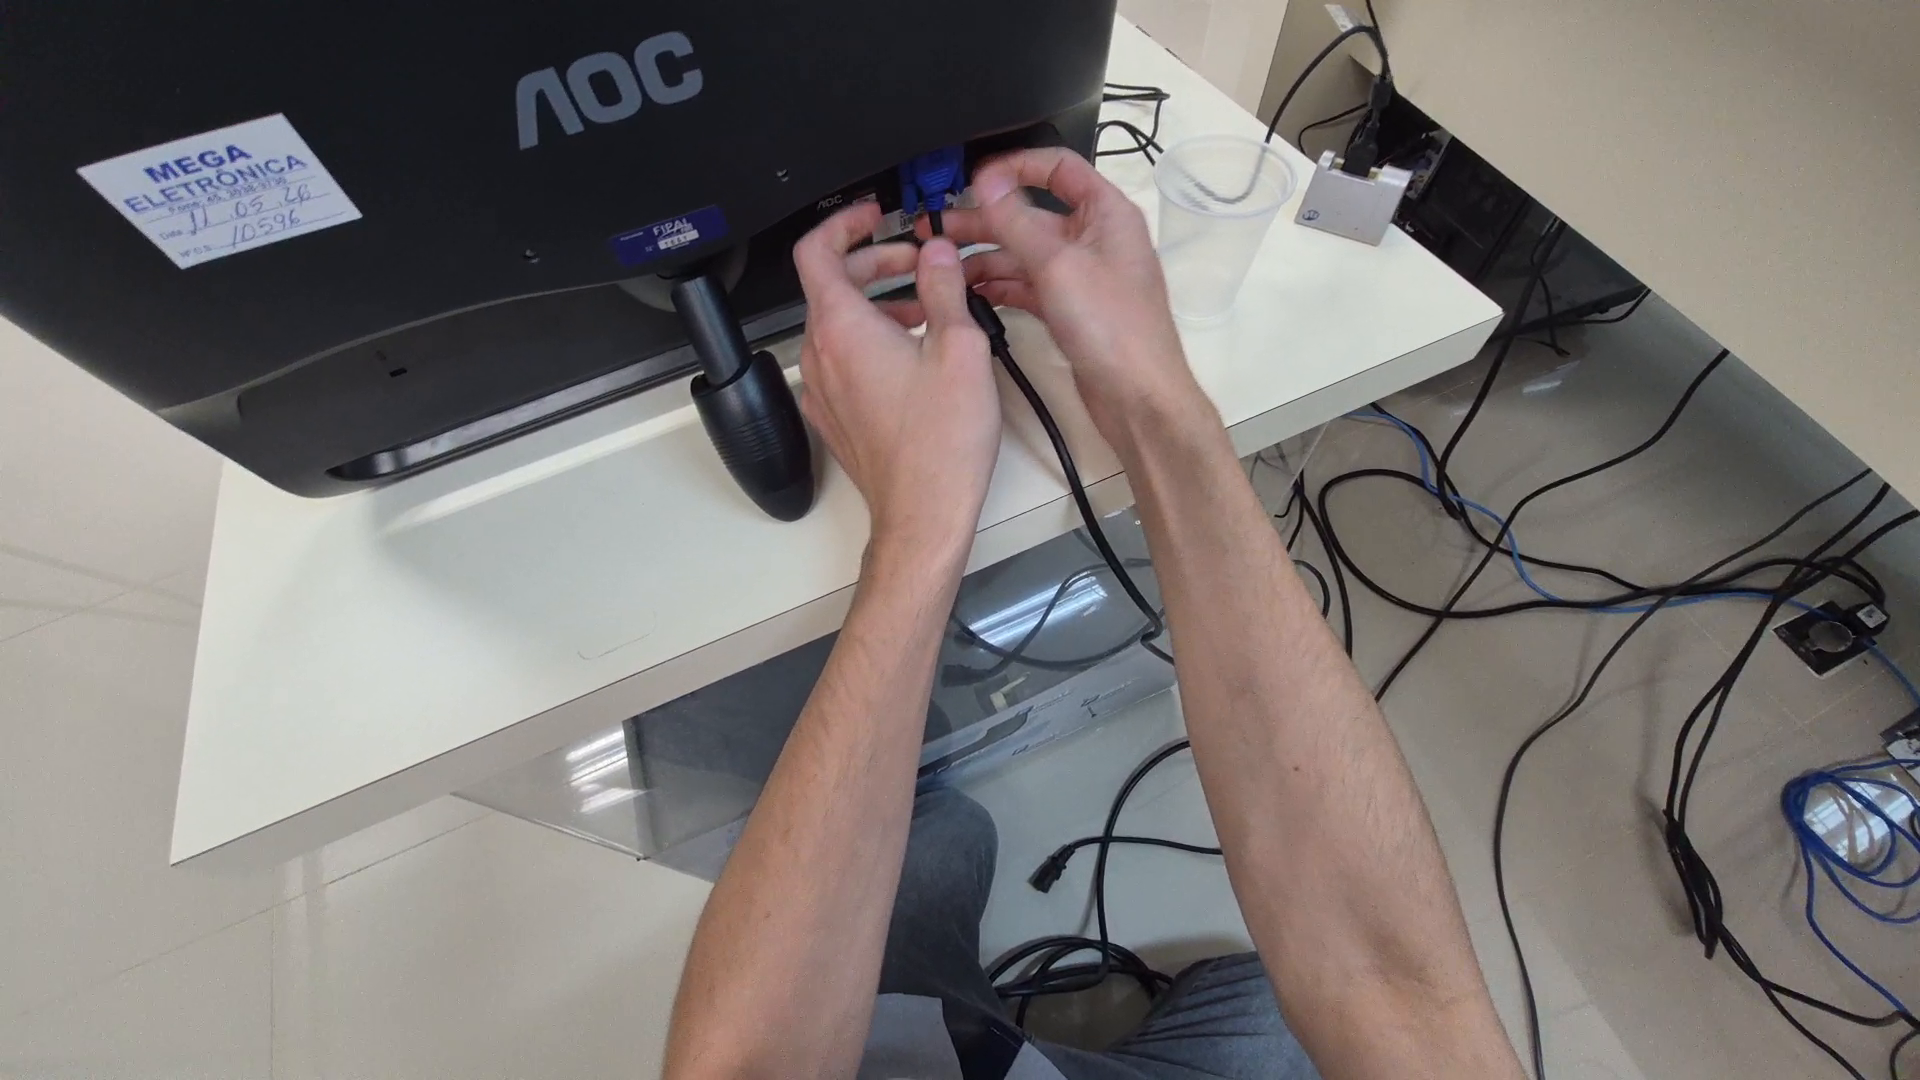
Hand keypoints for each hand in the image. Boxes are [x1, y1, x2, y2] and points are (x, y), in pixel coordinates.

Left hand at [793, 202, 1000, 549]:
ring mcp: (823, 391)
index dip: (842, 224)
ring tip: (926, 311)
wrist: (923, 514)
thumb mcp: (959, 349)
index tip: (872, 216)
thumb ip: (944, 288)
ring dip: (877, 305)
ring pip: (837, 326)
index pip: (816, 251)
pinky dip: (869, 343)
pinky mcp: (834, 417)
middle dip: (875, 264)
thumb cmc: (940, 445)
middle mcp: (821, 357)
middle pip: (830, 286)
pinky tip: (911, 357)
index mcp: (843, 329)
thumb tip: (937, 253)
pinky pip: (841, 362)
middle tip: (919, 264)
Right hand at [938, 148, 1212, 452]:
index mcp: (1106, 213)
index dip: (1015, 168)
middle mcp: (1094, 240)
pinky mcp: (1069, 311)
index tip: (975, 180)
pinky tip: (970, 292)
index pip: (1058, 168)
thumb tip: (987, 183)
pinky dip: (1001, 288)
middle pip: (1031, 215)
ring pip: (1025, 256)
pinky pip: (1028, 288)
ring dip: (985, 258)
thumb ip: (1017, 222)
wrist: (1137, 397)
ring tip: (943, 265)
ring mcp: (1080, 278)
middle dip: (985, 220)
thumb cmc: (1114, 329)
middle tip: (938, 227)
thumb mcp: (1058, 265)